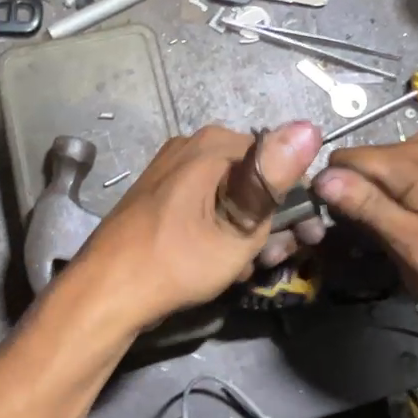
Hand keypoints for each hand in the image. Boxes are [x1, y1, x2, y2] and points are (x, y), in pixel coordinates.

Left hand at [71, 122, 321, 330]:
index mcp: (214, 144)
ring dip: (247, 233)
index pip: (278, 161)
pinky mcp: (161, 194)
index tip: (301, 241)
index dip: (295, 203)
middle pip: (254, 179)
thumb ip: (274, 177)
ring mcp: (173, 170)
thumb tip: (309, 125)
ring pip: (232, 196)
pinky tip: (220, 263)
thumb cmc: (178, 260)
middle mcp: (192, 146)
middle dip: (270, 223)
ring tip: (242, 268)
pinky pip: (207, 204)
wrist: (108, 291)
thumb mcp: (239, 225)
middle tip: (270, 261)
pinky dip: (220, 231)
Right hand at [312, 125, 417, 332]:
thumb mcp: (413, 247)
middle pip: (365, 162)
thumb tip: (321, 178)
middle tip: (376, 241)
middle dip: (360, 198)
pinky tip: (415, 222)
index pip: (347, 160)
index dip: (336, 195)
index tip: (344, 231)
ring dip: (380, 200)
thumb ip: (368, 207)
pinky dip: (400, 195)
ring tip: (399, 235)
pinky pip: (404, 171)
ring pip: (382, 168)